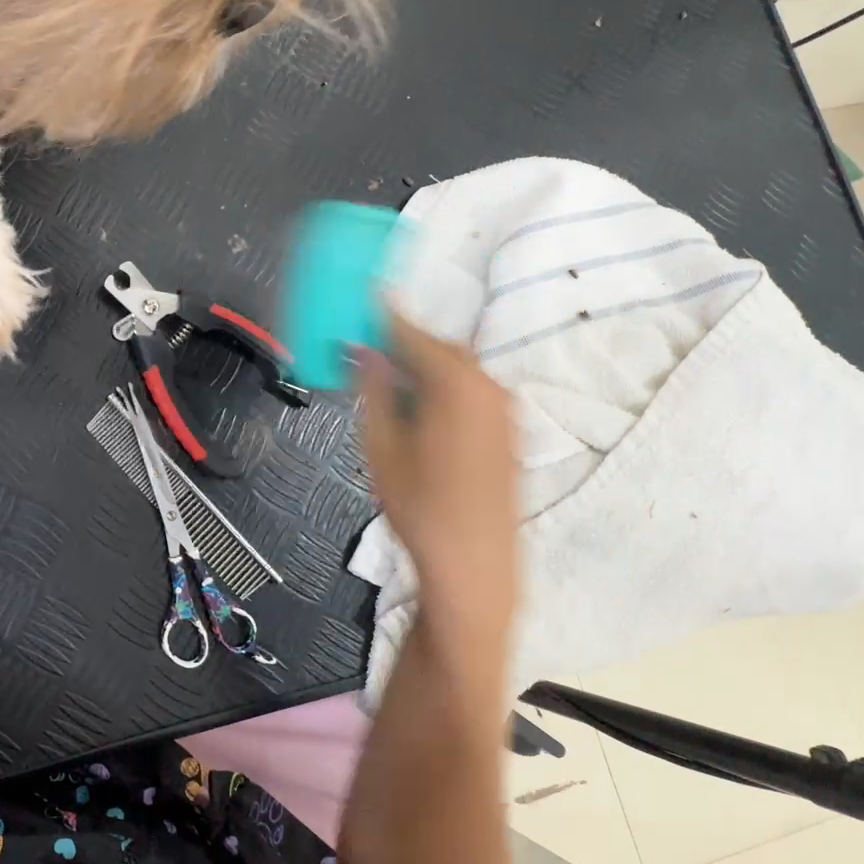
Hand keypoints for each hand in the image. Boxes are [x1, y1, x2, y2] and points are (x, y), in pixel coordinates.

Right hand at [354, 312, 518, 630]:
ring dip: (420, 366)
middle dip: (400, 343)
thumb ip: (374, 388)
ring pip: (455, 369)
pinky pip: (470, 390)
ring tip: (384, 384)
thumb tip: (362, 350)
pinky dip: (441, 386)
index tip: (354, 299)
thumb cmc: (419, 506)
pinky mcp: (509, 429)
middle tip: (361, 350)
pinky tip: (416, 410)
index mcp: (456, 383)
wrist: (475, 564)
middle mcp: (489, 385)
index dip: (379, 314)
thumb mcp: (380, 444)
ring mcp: (505, 408)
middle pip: (438, 347)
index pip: (410, 332)